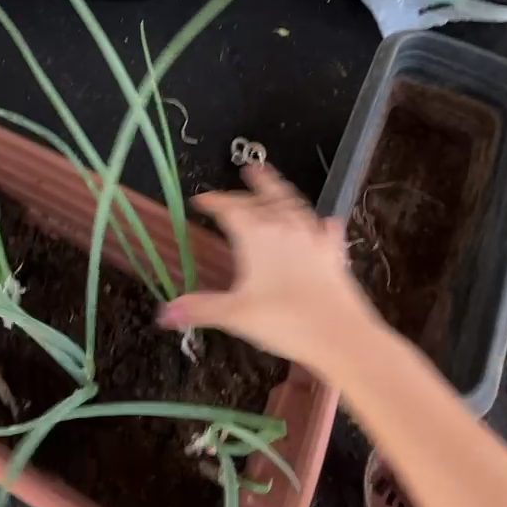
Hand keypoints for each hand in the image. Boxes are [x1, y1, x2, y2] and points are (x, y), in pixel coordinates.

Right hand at [159, 164, 380, 367]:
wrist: (342, 337)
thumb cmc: (284, 321)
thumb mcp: (235, 315)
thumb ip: (200, 309)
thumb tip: (164, 313)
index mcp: (255, 235)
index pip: (229, 208)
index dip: (213, 201)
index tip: (200, 200)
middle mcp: (283, 227)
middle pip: (264, 197)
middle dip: (251, 185)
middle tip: (247, 169)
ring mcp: (311, 238)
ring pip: (294, 205)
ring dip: (282, 191)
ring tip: (276, 181)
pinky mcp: (333, 254)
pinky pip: (326, 231)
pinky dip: (322, 224)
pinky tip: (326, 221)